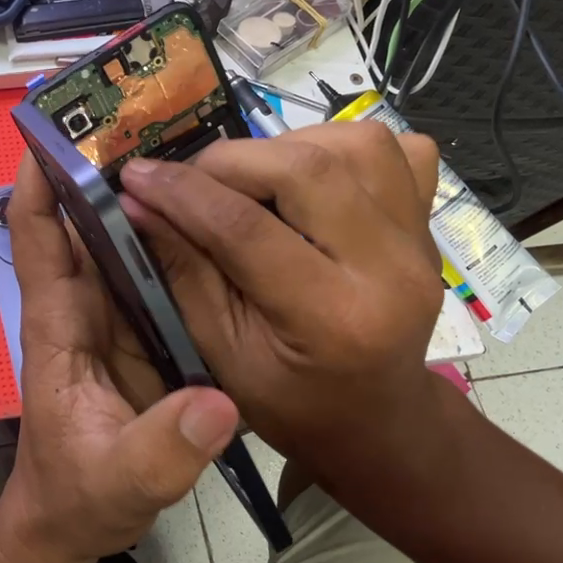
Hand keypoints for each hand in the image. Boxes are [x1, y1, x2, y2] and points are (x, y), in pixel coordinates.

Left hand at [0, 157, 239, 562]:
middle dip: (109, 167)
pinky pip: (163, 272)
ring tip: (198, 145)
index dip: (37, 179)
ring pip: (129, 240)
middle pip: (88, 221)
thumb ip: (162, 450)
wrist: (80, 521)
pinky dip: (183, 240)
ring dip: (151, 195)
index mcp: (59, 323)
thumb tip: (218, 405)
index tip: (55, 126)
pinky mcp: (149, 332)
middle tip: (157, 113)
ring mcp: (118, 316)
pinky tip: (224, 215)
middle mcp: (85, 304)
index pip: (37, 236)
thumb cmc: (78, 494)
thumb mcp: (118, 480)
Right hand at [117, 121, 446, 483]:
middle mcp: (391, 269)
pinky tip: (310, 177)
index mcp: (334, 319)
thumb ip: (182, 270)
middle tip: (187, 180)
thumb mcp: (219, 351)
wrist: (375, 418)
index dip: (182, 193)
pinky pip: (394, 150)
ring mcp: (419, 240)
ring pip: (353, 143)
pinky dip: (342, 147)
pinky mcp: (427, 221)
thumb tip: (137, 199)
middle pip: (306, 169)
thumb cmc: (289, 400)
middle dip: (228, 162)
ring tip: (248, 179)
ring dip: (284, 147)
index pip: (247, 228)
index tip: (135, 176)